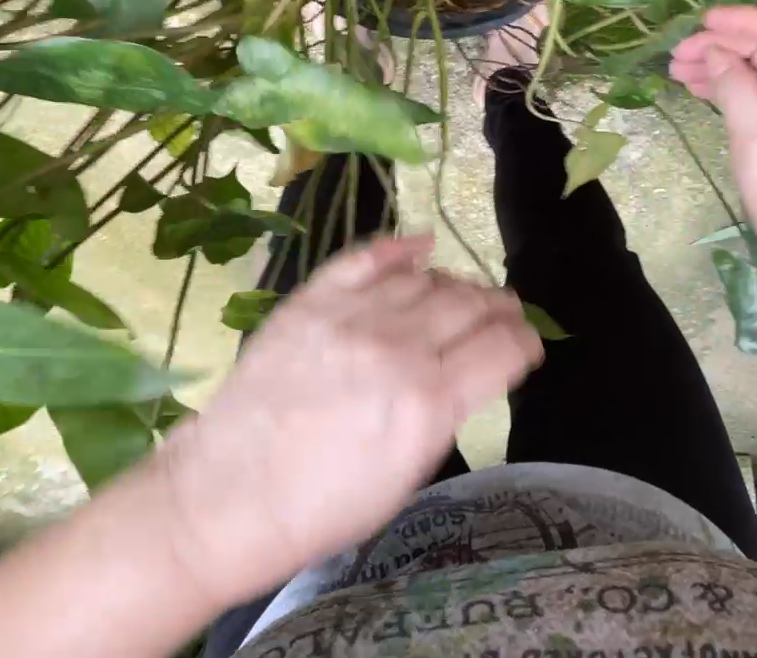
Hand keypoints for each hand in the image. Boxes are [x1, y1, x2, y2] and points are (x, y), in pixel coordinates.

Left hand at [147, 236, 540, 605]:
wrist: (227, 496)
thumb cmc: (323, 507)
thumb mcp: (406, 476)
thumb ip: (446, 413)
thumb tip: (471, 370)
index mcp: (428, 404)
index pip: (503, 348)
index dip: (527, 341)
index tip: (529, 344)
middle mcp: (396, 349)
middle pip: (470, 305)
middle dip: (499, 307)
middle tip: (505, 313)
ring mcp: (351, 317)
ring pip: (427, 278)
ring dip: (456, 285)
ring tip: (463, 296)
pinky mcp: (311, 301)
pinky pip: (366, 258)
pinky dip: (400, 248)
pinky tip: (422, 248)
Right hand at [670, 6, 756, 268]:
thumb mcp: (754, 131)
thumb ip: (733, 85)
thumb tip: (712, 51)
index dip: (744, 21)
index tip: (703, 21)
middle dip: (721, 46)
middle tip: (678, 52)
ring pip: (754, 71)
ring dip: (717, 65)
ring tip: (676, 69)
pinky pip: (752, 93)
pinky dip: (724, 86)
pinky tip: (696, 86)